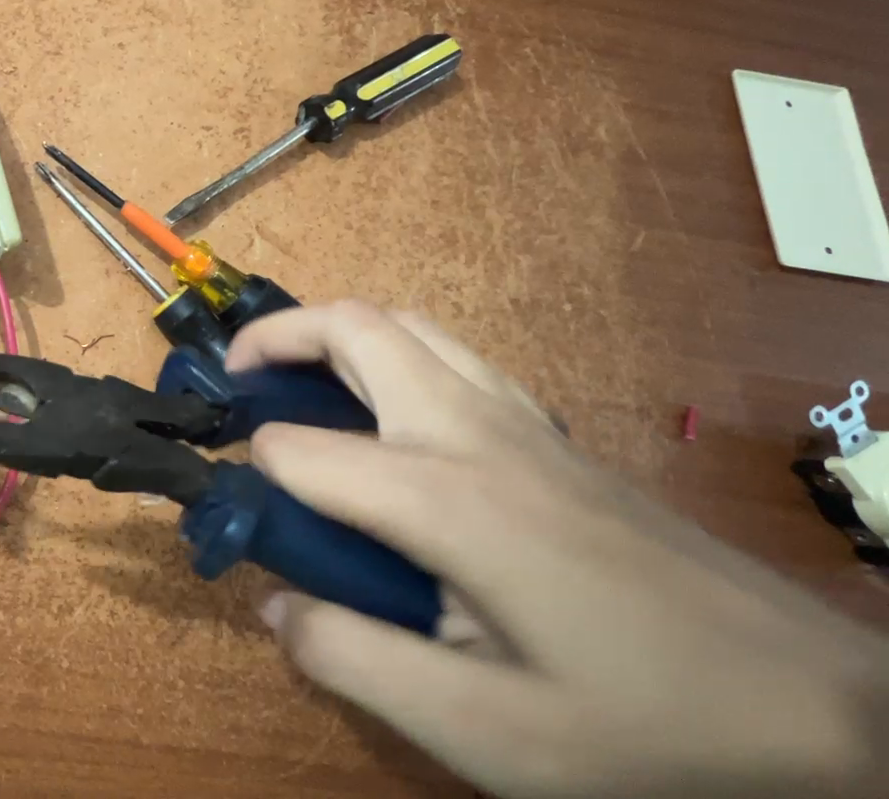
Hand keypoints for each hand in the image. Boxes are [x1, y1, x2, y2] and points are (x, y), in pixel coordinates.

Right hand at [229, 302, 888, 798]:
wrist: (830, 716)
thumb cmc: (648, 726)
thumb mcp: (487, 731)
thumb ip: (353, 660)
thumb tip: (275, 605)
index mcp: (446, 497)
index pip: (300, 450)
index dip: (248, 476)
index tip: (229, 515)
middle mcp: (476, 432)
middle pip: (356, 328)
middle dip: (275, 338)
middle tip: (234, 381)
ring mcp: (522, 424)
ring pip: (408, 327)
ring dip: (334, 337)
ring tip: (295, 384)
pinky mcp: (552, 437)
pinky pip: (450, 358)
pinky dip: (389, 357)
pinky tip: (385, 421)